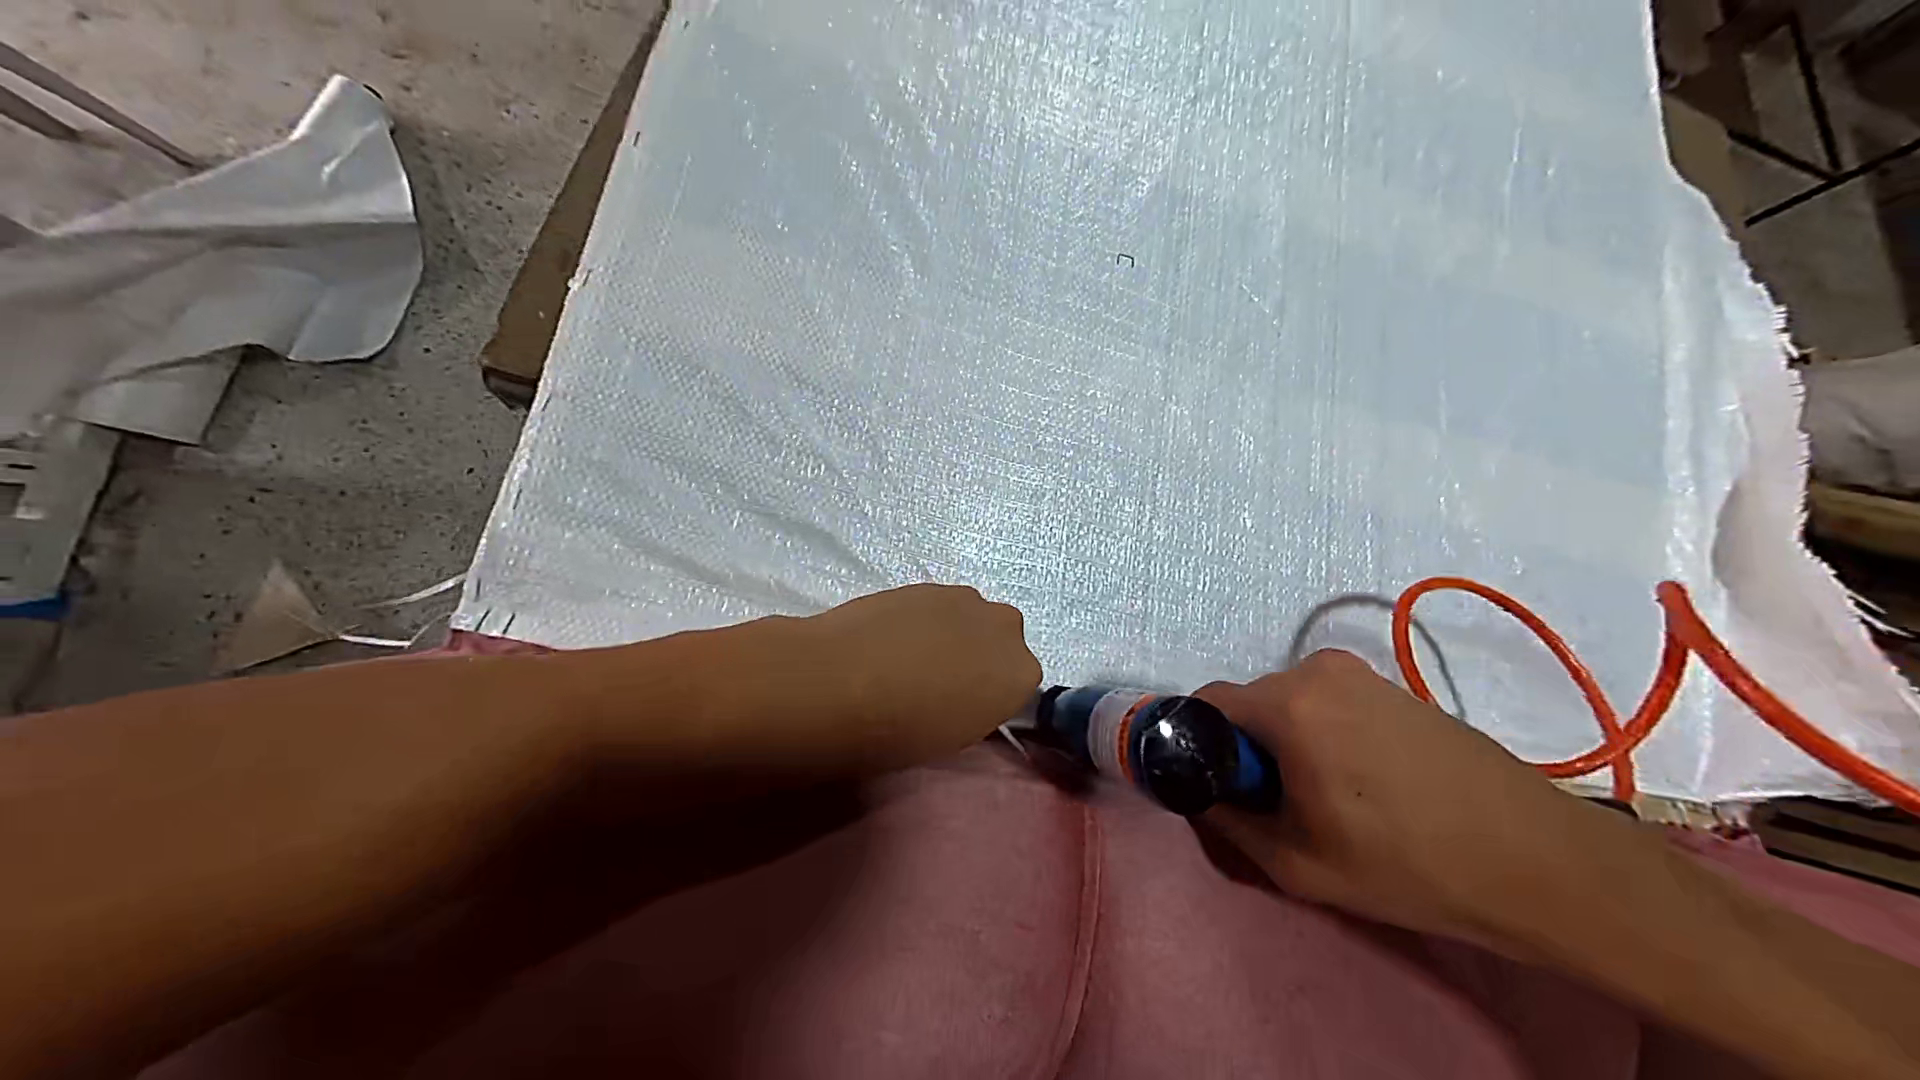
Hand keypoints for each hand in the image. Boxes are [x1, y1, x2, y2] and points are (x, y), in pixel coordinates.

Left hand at [743, 584, 1040, 774]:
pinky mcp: (927, 583)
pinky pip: (938, 606)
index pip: (1018, 683)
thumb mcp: (955, 737)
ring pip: (970, 619)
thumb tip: (963, 695)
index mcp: (1021, 675)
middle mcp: (1006, 628)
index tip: (964, 707)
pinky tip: (890, 638)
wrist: (841, 681)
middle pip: (1001, 641)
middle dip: (978, 655)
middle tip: (939, 682)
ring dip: (952, 634)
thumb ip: (976, 708)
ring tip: (908, 658)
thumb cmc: (901, 731)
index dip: (989, 695)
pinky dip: (923, 620)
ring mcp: (966, 599)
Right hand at [1195, 650, 1640, 954]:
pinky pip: (1327, 703)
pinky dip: (1323, 733)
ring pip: (1289, 703)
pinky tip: (1364, 780)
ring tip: (1330, 795)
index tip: (1224, 785)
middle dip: (1249, 747)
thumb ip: (1227, 820)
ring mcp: (1361, 674)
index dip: (1198, 743)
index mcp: (1289, 704)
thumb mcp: (1297, 862)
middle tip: (1281, 801)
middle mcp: (1318, 671)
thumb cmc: (1408, 865)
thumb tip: (1199, 792)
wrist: (1541, 862)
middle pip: (1249, 704)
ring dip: (1288, 741)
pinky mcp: (1392, 686)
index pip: (1206, 702)